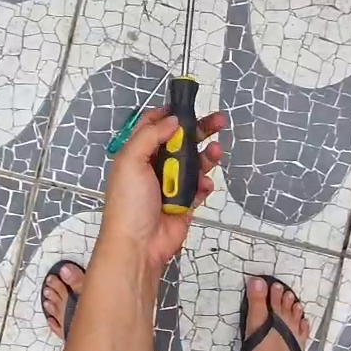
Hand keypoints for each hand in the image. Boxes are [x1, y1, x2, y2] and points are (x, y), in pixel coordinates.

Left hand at [98, 106, 227, 267]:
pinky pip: (200, 186)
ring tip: (217, 151)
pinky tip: (204, 186)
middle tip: (220, 121)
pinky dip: (205, 184)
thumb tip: (172, 119)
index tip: (187, 105)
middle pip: (180, 141)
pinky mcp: (185, 202)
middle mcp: (154, 165)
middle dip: (200, 130)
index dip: (169, 114)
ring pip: (194, 162)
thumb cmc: (130, 201)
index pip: (153, 126)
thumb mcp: (131, 161)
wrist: (139, 245)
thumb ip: (150, 136)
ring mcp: (171, 184)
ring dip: (207, 155)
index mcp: (137, 153)